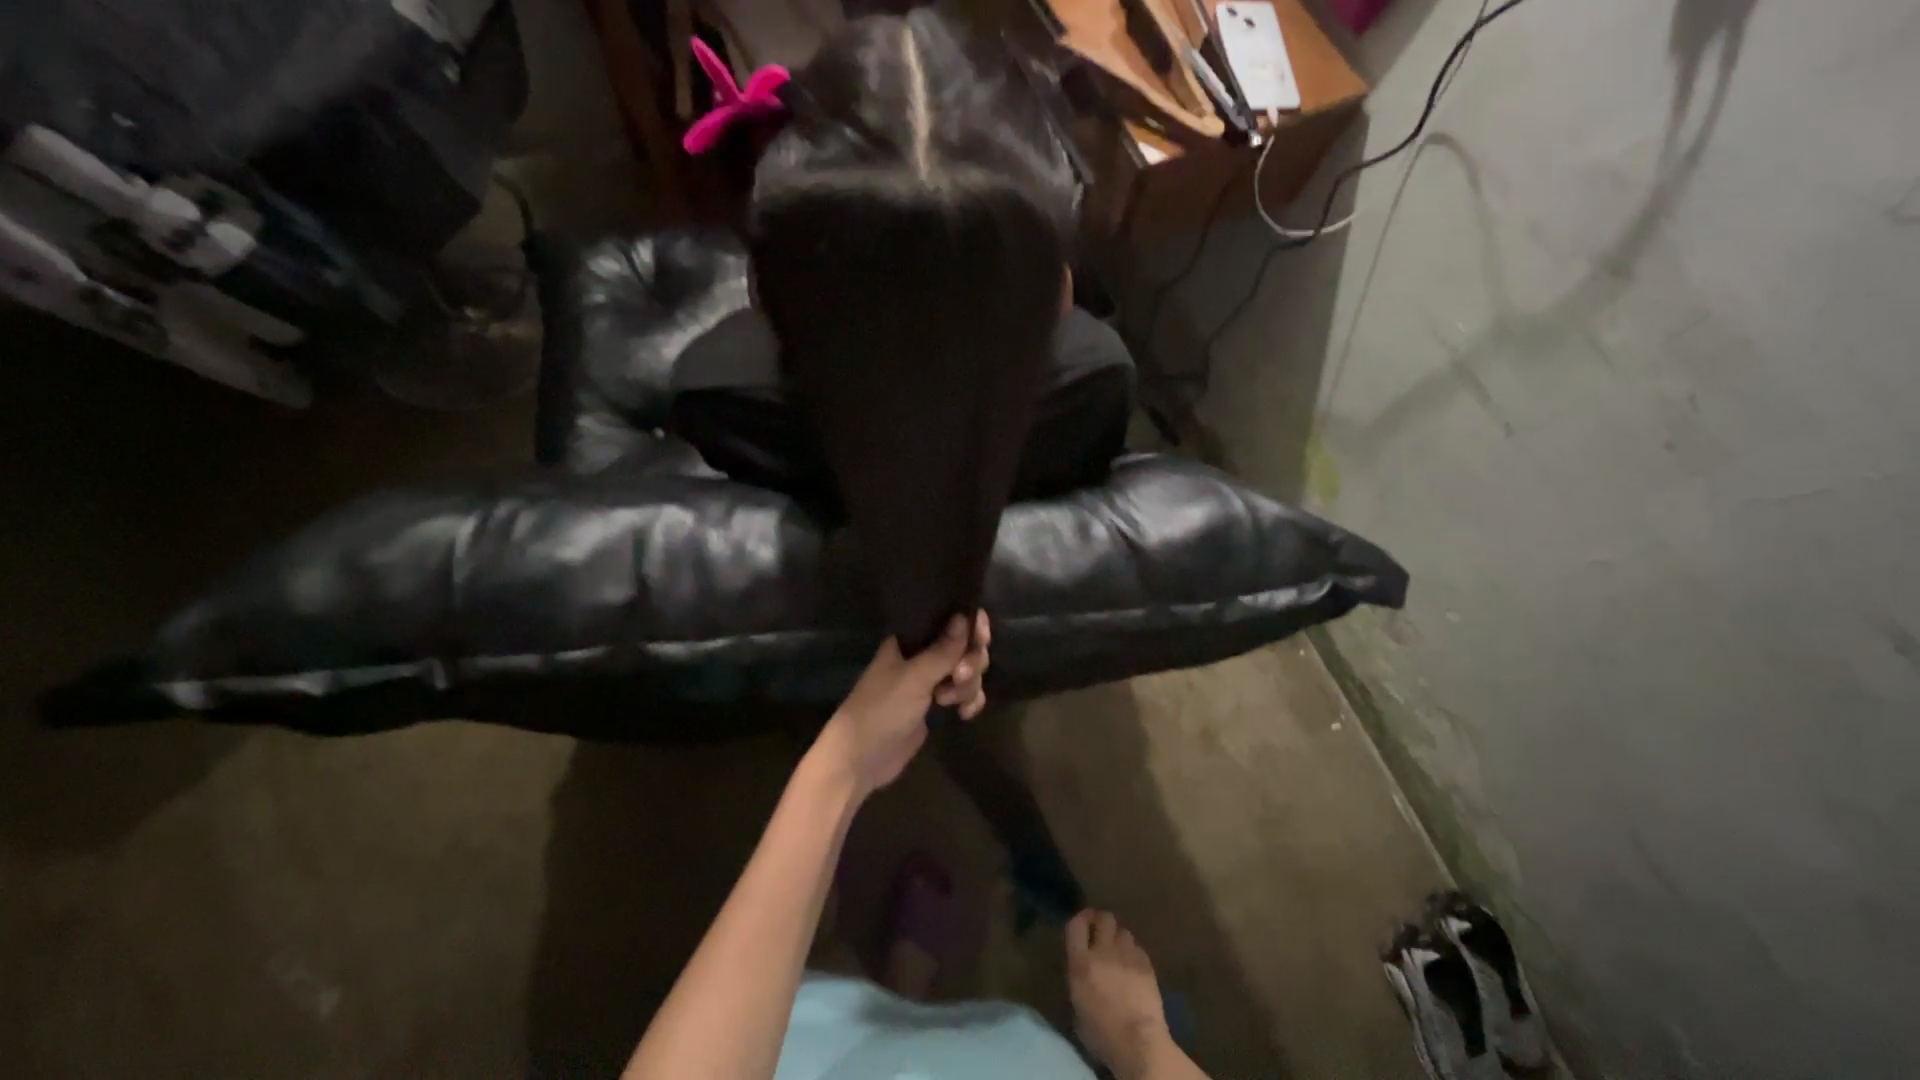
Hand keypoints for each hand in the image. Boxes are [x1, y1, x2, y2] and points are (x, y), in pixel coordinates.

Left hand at [817, 612, 990, 795]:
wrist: (862, 758)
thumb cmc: (882, 709)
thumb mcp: (914, 678)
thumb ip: (943, 650)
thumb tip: (965, 615)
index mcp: (910, 640)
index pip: (949, 620)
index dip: (970, 626)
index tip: (980, 637)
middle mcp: (922, 655)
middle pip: (964, 646)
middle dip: (970, 662)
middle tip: (958, 677)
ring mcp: (930, 681)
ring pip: (967, 672)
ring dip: (968, 685)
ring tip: (949, 702)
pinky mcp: (936, 706)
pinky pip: (964, 695)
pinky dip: (969, 701)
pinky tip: (964, 714)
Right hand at [1067, 910, 1175, 1079]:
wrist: (1137, 1041)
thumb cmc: (1101, 1033)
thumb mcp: (1077, 1006)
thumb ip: (1078, 981)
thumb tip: (1083, 974)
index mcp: (1081, 963)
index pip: (1076, 924)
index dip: (1079, 919)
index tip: (1082, 922)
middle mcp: (1104, 951)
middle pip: (1104, 918)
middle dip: (1102, 921)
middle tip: (1100, 931)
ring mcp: (1128, 956)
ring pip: (1124, 931)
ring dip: (1119, 938)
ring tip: (1118, 951)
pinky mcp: (1147, 965)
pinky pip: (1138, 948)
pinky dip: (1133, 953)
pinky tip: (1133, 967)